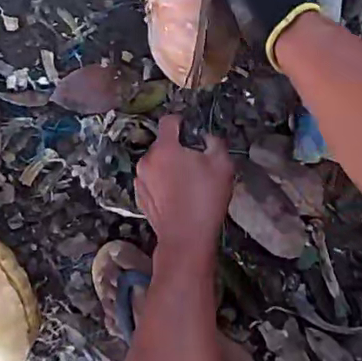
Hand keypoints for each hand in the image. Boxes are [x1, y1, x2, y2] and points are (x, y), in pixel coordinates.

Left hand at [135, 115, 233, 265]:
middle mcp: (146, 161)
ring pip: (157, 163)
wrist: (185, 239)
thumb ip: (215, 143)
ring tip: (187, 183)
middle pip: (163, 144)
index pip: (169, 121)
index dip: (183, 122)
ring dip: (169, 167)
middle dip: (178, 149)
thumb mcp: (222, 165)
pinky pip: (152, 181)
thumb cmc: (205, 200)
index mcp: (164, 148)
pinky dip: (162, 183)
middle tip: (197, 164)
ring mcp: (140, 180)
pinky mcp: (139, 197)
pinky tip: (177, 197)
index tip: (194, 133)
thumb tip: (207, 138)